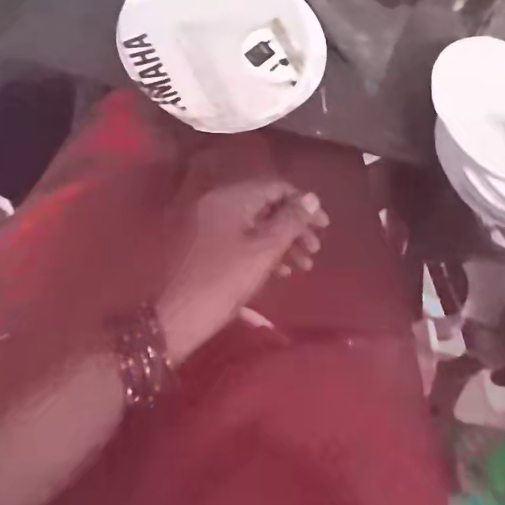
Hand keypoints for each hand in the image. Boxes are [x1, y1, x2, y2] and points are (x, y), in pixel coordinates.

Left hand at [156, 160, 328, 361]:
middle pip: (266, 205)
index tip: (324, 227)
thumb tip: (312, 198)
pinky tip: (281, 272)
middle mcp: (218, 204)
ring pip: (256, 224)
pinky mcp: (208, 246)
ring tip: (303, 266)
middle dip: (294, 226)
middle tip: (314, 250)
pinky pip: (243, 238)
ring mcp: (210, 224)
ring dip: (283, 241)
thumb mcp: (265, 250)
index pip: (276, 187)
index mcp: (231, 198)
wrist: (180, 317)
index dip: (303, 205)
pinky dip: (264, 250)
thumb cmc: (225, 281)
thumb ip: (291, 221)